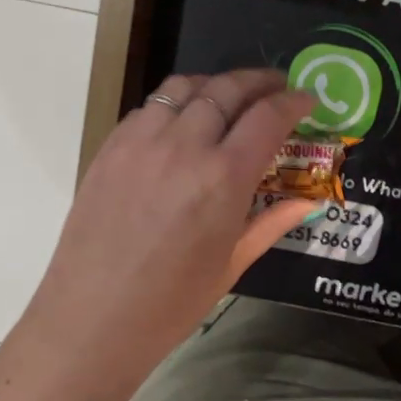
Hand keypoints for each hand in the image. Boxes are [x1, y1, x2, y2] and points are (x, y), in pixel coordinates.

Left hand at [23, 70, 317, 371]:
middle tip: (275, 88)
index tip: (307, 100)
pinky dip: (174, 105)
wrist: (93, 318)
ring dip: (214, 86)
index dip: (293, 102)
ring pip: (183, 88)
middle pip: (227, 90)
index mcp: (223, 178)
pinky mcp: (110, 148)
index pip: (268, 117)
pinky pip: (149, 109)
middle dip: (258, 82)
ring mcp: (141, 142)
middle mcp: (183, 145)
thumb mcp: (231, 265)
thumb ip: (271, 223)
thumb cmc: (171, 304)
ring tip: (229, 99)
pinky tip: (181, 126)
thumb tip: (308, 202)